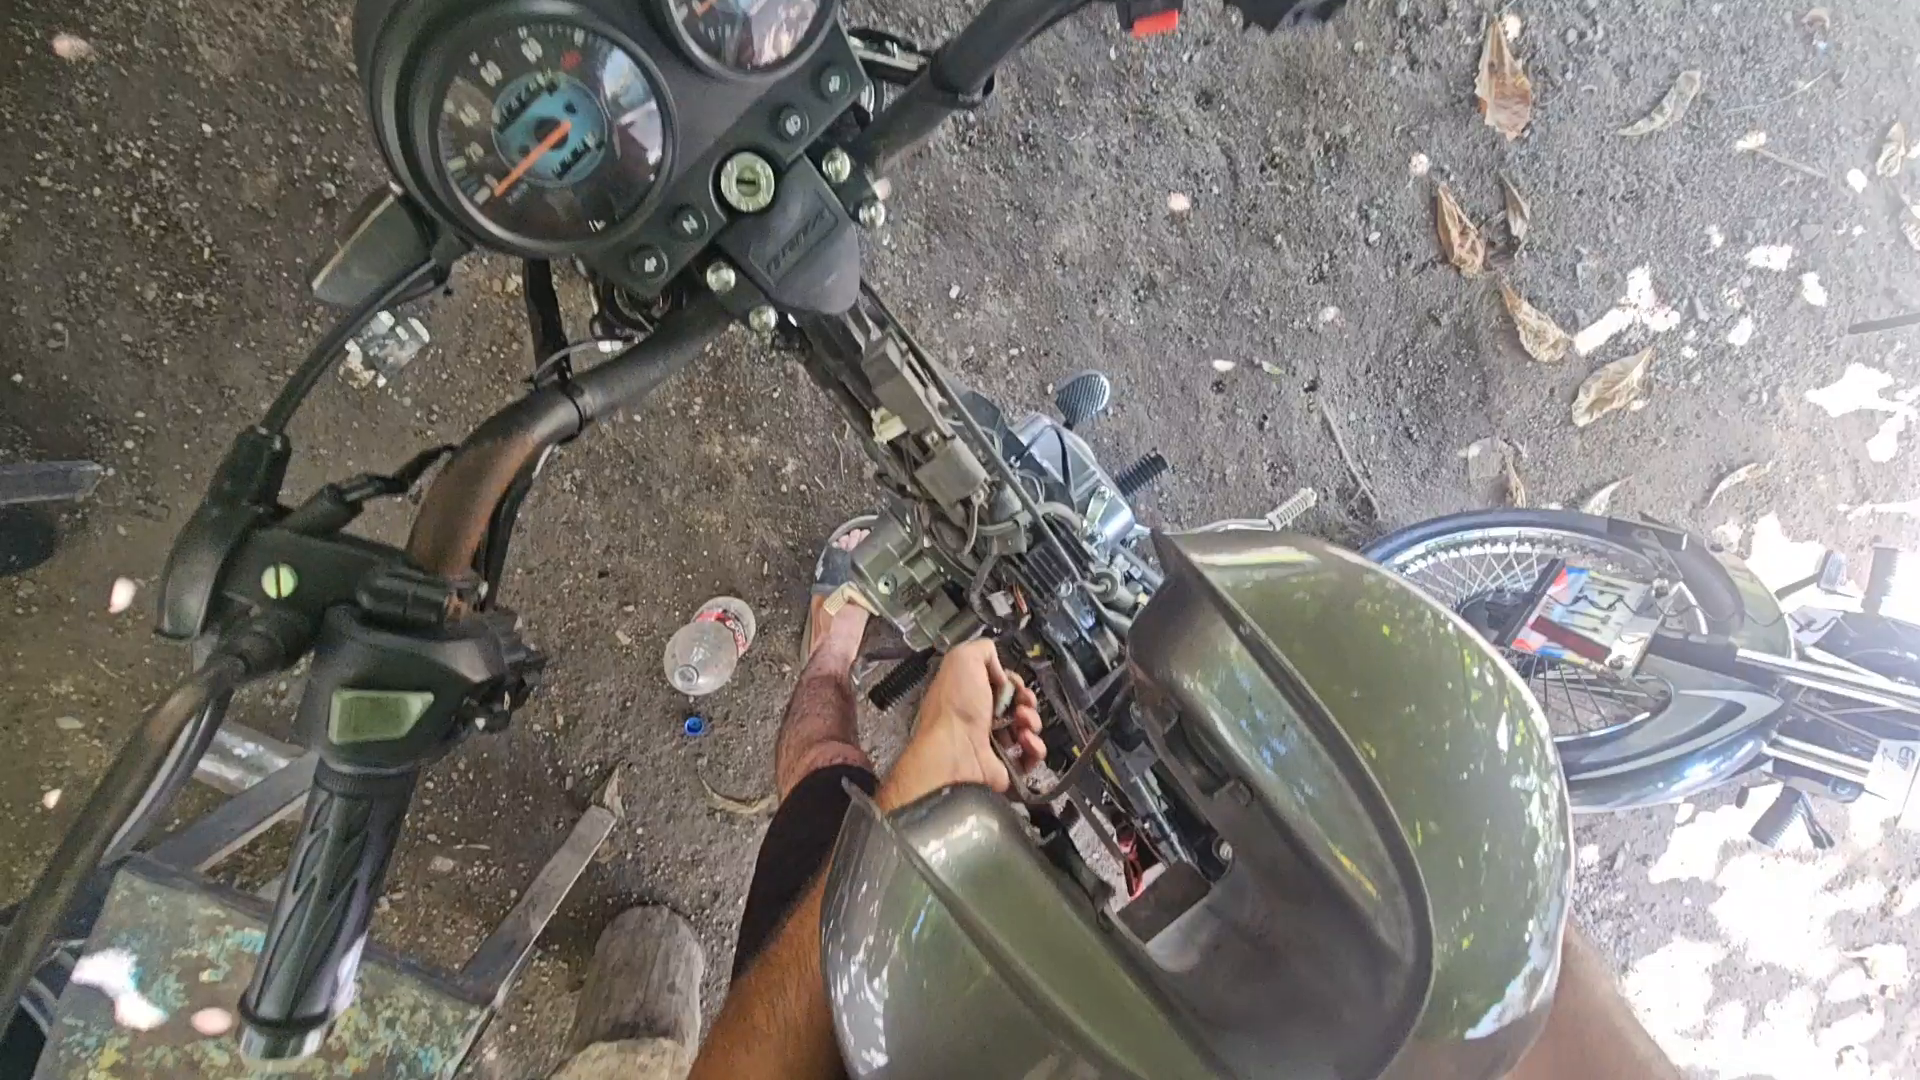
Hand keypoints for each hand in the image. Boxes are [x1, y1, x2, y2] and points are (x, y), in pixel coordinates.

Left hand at [878, 640, 1044, 810]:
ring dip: (1032, 722)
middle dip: (1027, 701)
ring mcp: (994, 744)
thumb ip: (983, 650)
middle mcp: (979, 718)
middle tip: (1022, 704)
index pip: (1000, 684)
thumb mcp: (963, 658)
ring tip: (1022, 724)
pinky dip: (1035, 748)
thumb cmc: (956, 704)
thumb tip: (1001, 672)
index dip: (1012, 681)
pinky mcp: (1007, 767)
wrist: (954, 753)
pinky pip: (1031, 756)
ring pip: (1028, 729)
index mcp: (968, 693)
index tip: (1013, 683)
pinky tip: (1026, 742)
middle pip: (1018, 705)